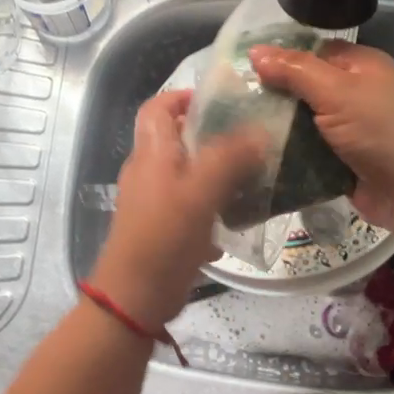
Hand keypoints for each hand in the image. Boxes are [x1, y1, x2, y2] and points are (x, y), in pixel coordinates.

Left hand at [89, 90, 265, 328]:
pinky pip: (190, 204)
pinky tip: (237, 217)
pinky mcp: (162, 228)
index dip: (184, 96)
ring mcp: (153, 201)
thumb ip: (229, 158)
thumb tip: (259, 130)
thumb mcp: (200, 193)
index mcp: (151, 154)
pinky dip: (212, 204)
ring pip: (187, 172)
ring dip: (216, 170)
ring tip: (252, 174)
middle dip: (211, 133)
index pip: (158, 107)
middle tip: (249, 138)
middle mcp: (148, 171)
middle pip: (176, 138)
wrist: (134, 297)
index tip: (222, 101)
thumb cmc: (163, 239)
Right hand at [249, 41, 393, 226]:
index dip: (280, 57)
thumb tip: (254, 51)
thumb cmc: (381, 132)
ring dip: (277, 128)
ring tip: (236, 128)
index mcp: (361, 65)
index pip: (312, 51)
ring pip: (302, 121)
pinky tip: (256, 154)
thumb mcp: (337, 91)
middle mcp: (355, 93)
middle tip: (231, 100)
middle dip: (274, 95)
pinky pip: (307, 151)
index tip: (241, 66)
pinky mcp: (340, 160)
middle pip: (304, 87)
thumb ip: (295, 70)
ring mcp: (348, 129)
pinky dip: (288, 153)